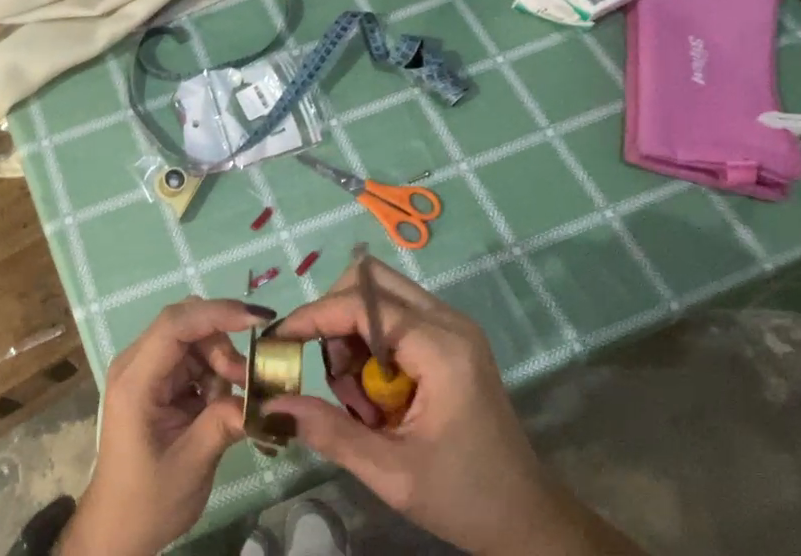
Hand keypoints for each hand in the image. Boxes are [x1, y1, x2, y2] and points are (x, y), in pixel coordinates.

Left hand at [59, 297, 274, 555]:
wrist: (119, 527)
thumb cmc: (148, 499)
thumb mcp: (191, 464)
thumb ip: (224, 423)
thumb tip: (264, 399)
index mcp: (135, 380)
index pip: (175, 325)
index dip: (217, 313)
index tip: (258, 321)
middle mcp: (136, 365)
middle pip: (186, 326)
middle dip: (223, 345)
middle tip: (247, 381)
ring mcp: (147, 373)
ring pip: (194, 341)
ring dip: (221, 362)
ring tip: (232, 403)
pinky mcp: (158, 385)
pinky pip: (193, 362)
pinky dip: (215, 375)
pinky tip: (221, 406)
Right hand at [265, 260, 642, 555]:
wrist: (528, 520)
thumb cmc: (465, 498)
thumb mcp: (391, 473)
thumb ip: (329, 431)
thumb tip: (272, 403)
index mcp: (441, 350)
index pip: (362, 304)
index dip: (315, 316)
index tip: (279, 341)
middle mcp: (449, 323)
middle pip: (369, 280)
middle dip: (334, 316)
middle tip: (327, 370)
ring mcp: (453, 328)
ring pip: (377, 294)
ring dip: (351, 332)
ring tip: (356, 395)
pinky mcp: (450, 341)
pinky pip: (392, 316)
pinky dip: (369, 342)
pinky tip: (374, 393)